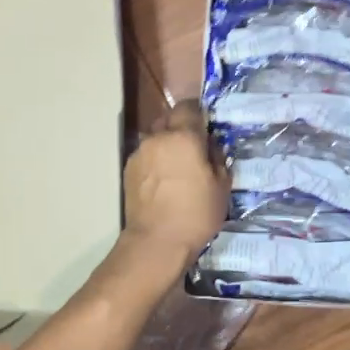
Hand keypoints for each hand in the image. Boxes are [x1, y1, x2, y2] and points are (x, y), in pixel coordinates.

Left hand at [124, 102, 228, 262]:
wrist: (156, 242)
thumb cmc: (196, 214)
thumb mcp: (221, 186)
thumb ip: (217, 158)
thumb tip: (210, 145)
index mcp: (183, 137)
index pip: (188, 107)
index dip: (198, 113)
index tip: (207, 126)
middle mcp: (157, 138)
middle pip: (168, 119)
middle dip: (180, 128)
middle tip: (194, 147)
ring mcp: (139, 154)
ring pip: (154, 138)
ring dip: (165, 145)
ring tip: (177, 167)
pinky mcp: (128, 171)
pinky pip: (145, 156)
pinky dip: (154, 161)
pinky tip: (163, 182)